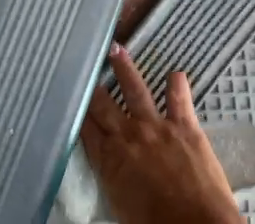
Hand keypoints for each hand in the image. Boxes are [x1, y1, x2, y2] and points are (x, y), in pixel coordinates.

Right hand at [82, 44, 242, 223]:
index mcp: (109, 158)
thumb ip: (110, 176)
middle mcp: (128, 135)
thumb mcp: (118, 205)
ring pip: (135, 90)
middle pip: (102, 103)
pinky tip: (177, 73)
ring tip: (117, 49)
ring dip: (125, 69)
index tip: (68, 90)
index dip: (76, 106)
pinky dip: (178, 86)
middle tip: (82, 63)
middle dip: (91, 84)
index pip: (85, 125)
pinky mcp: (185, 127)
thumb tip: (105, 163)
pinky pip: (180, 101)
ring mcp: (157, 127)